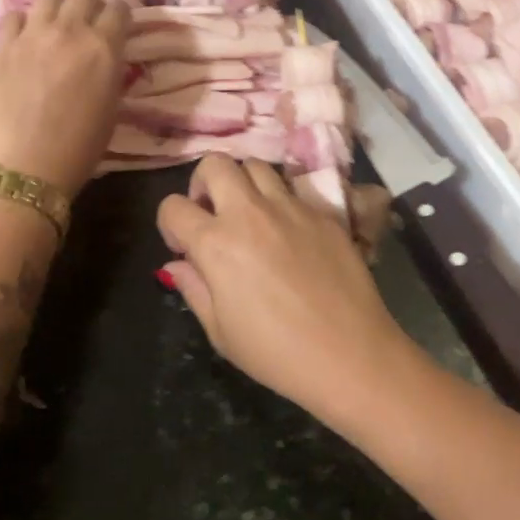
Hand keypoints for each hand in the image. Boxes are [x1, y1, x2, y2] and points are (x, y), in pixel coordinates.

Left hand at [0, 0, 130, 198]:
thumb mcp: (112, 109)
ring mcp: (32, 34)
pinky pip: (15, 16)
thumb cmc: (79, 149)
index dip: (121, 15)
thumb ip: (111, 71)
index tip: (117, 25)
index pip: (120, 9)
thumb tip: (106, 55)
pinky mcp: (3, 45)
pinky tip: (26, 39)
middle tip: (89, 17)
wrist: (26, 168)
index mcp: (104, 47)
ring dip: (58, 1)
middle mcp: (70, 30)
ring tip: (57, 19)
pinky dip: (25, 23)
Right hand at [157, 155, 409, 414]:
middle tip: (213, 215)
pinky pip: (294, 188)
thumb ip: (193, 288)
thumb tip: (177, 264)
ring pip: (257, 166)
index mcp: (216, 243)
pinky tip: (289, 231)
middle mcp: (250, 213)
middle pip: (215, 164)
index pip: (172, 207)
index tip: (183, 248)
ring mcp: (291, 208)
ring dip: (244, 185)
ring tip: (251, 216)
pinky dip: (282, 200)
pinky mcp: (324, 213)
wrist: (350, 356)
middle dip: (204, 184)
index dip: (169, 225)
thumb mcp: (220, 331)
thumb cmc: (276, 353)